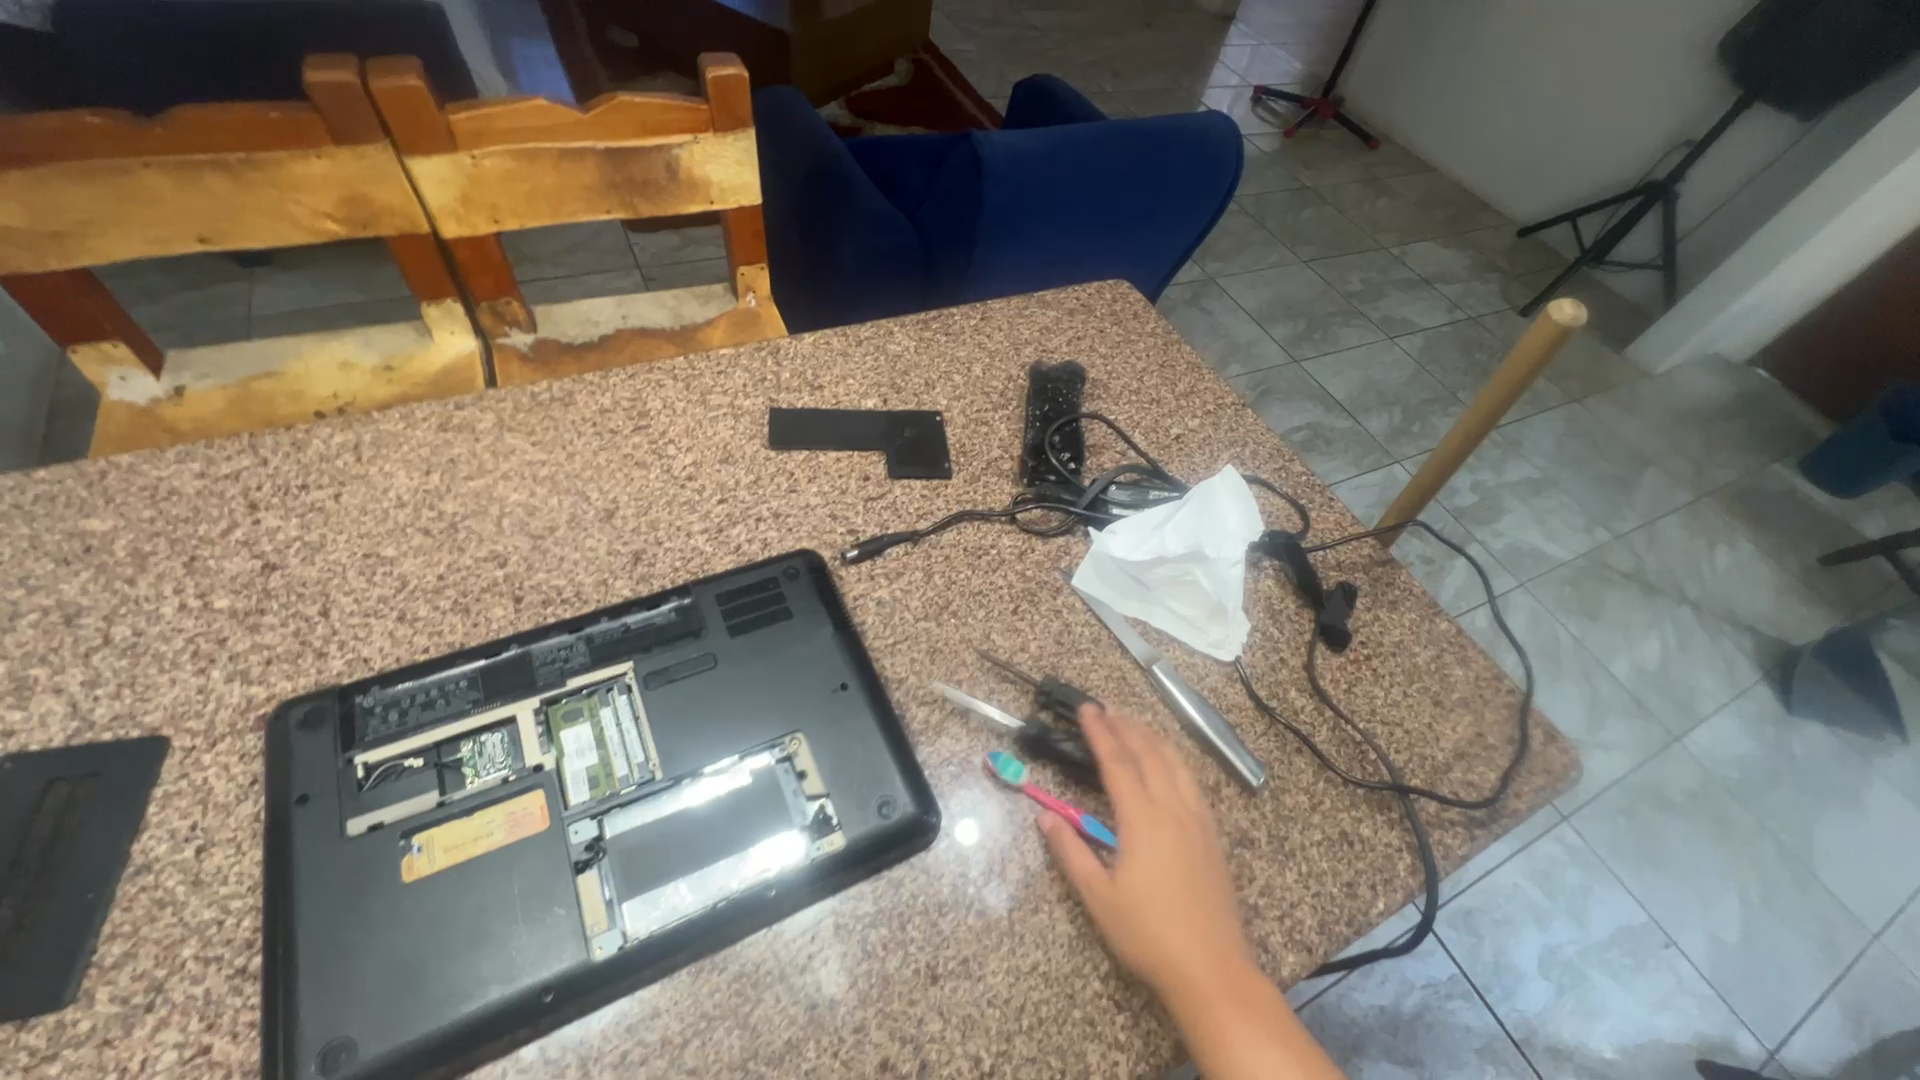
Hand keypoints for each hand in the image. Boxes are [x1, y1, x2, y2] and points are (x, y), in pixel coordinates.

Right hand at [1039, 704, 1254, 998]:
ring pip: (1176, 763)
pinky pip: (1192, 782)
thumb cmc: (1148, 934)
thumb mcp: (1098, 898)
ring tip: (1133, 724)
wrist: (1211, 968)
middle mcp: (1173, 809)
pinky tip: (1169, 765)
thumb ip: (1071, 853)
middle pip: (1149, 753)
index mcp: (1143, 820)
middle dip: (1126, 726)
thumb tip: (1044, 818)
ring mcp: (1198, 821)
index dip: (1100, 732)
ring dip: (1152, 737)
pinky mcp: (1212, 836)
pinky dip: (1174, 759)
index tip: (1087, 708)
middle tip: (1105, 708)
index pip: (1117, 763)